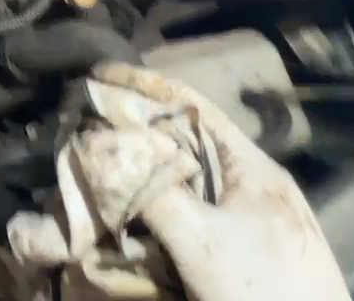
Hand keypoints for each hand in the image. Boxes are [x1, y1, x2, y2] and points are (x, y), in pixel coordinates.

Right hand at [83, 63, 349, 300]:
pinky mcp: (247, 248)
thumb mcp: (200, 240)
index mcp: (252, 166)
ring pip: (188, 174)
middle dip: (137, 125)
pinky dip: (160, 200)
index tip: (98, 73)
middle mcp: (254, 182)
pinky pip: (194, 207)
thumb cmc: (264, 294)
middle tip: (89, 120)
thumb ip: (149, 189)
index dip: (143, 83)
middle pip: (187, 137)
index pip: (192, 103)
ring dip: (146, 165)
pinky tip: (133, 206)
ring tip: (103, 159)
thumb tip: (101, 150)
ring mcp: (253, 217)